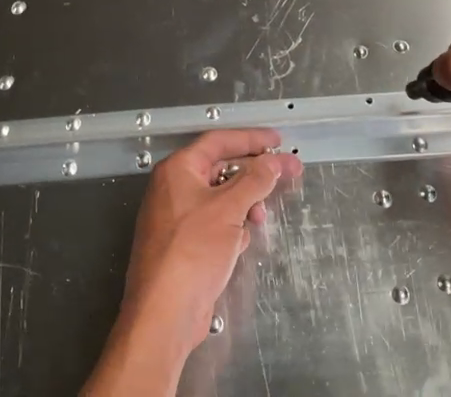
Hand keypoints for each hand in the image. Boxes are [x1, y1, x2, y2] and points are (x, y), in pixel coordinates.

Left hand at [83, 130, 302, 395]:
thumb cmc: (192, 252)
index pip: (219, 141)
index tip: (278, 141)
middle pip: (220, 169)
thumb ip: (255, 180)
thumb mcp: (229, 209)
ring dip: (244, 205)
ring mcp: (176, 218)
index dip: (251, 138)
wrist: (164, 313)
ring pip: (220, 199)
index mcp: (178, 170)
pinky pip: (214, 224)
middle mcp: (173, 188)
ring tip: (260, 219)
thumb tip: (274, 160)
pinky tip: (241, 242)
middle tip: (286, 175)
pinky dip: (232, 227)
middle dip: (253, 175)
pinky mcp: (183, 245)